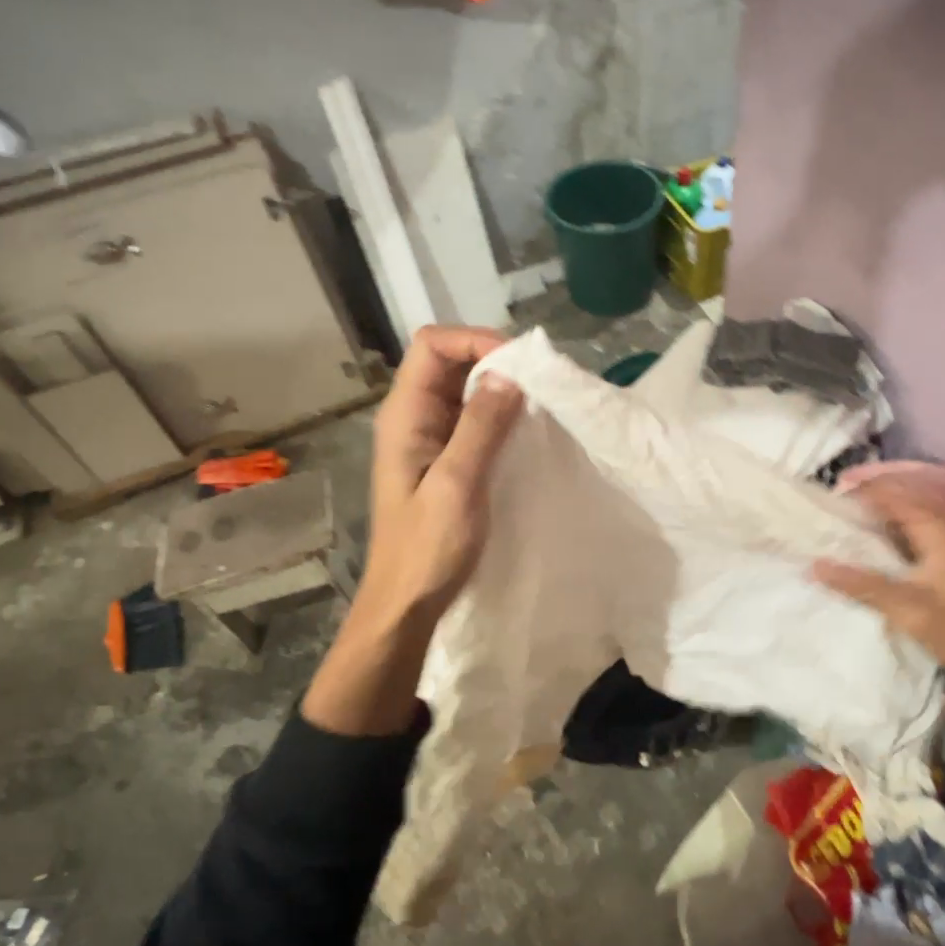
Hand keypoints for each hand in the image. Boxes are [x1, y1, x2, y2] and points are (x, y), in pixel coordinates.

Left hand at [360, 326, 525, 619]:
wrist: (407, 605)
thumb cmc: (427, 549)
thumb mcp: (456, 484)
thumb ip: (481, 427)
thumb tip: (509, 374)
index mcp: (404, 415)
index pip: (432, 345)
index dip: (474, 340)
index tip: (519, 365)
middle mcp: (413, 417)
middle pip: (449, 361)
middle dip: (493, 361)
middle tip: (538, 383)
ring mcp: (428, 439)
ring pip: (464, 390)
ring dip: (500, 388)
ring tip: (540, 402)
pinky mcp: (445, 460)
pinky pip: (472, 420)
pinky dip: (499, 414)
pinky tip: (526, 429)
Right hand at [813, 480, 944, 676]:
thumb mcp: (907, 609)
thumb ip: (861, 585)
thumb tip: (815, 565)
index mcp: (935, 529)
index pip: (889, 495)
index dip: (857, 494)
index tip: (826, 504)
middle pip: (900, 500)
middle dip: (866, 503)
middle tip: (833, 514)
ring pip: (909, 515)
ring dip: (880, 517)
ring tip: (849, 528)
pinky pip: (916, 531)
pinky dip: (893, 532)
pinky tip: (877, 548)